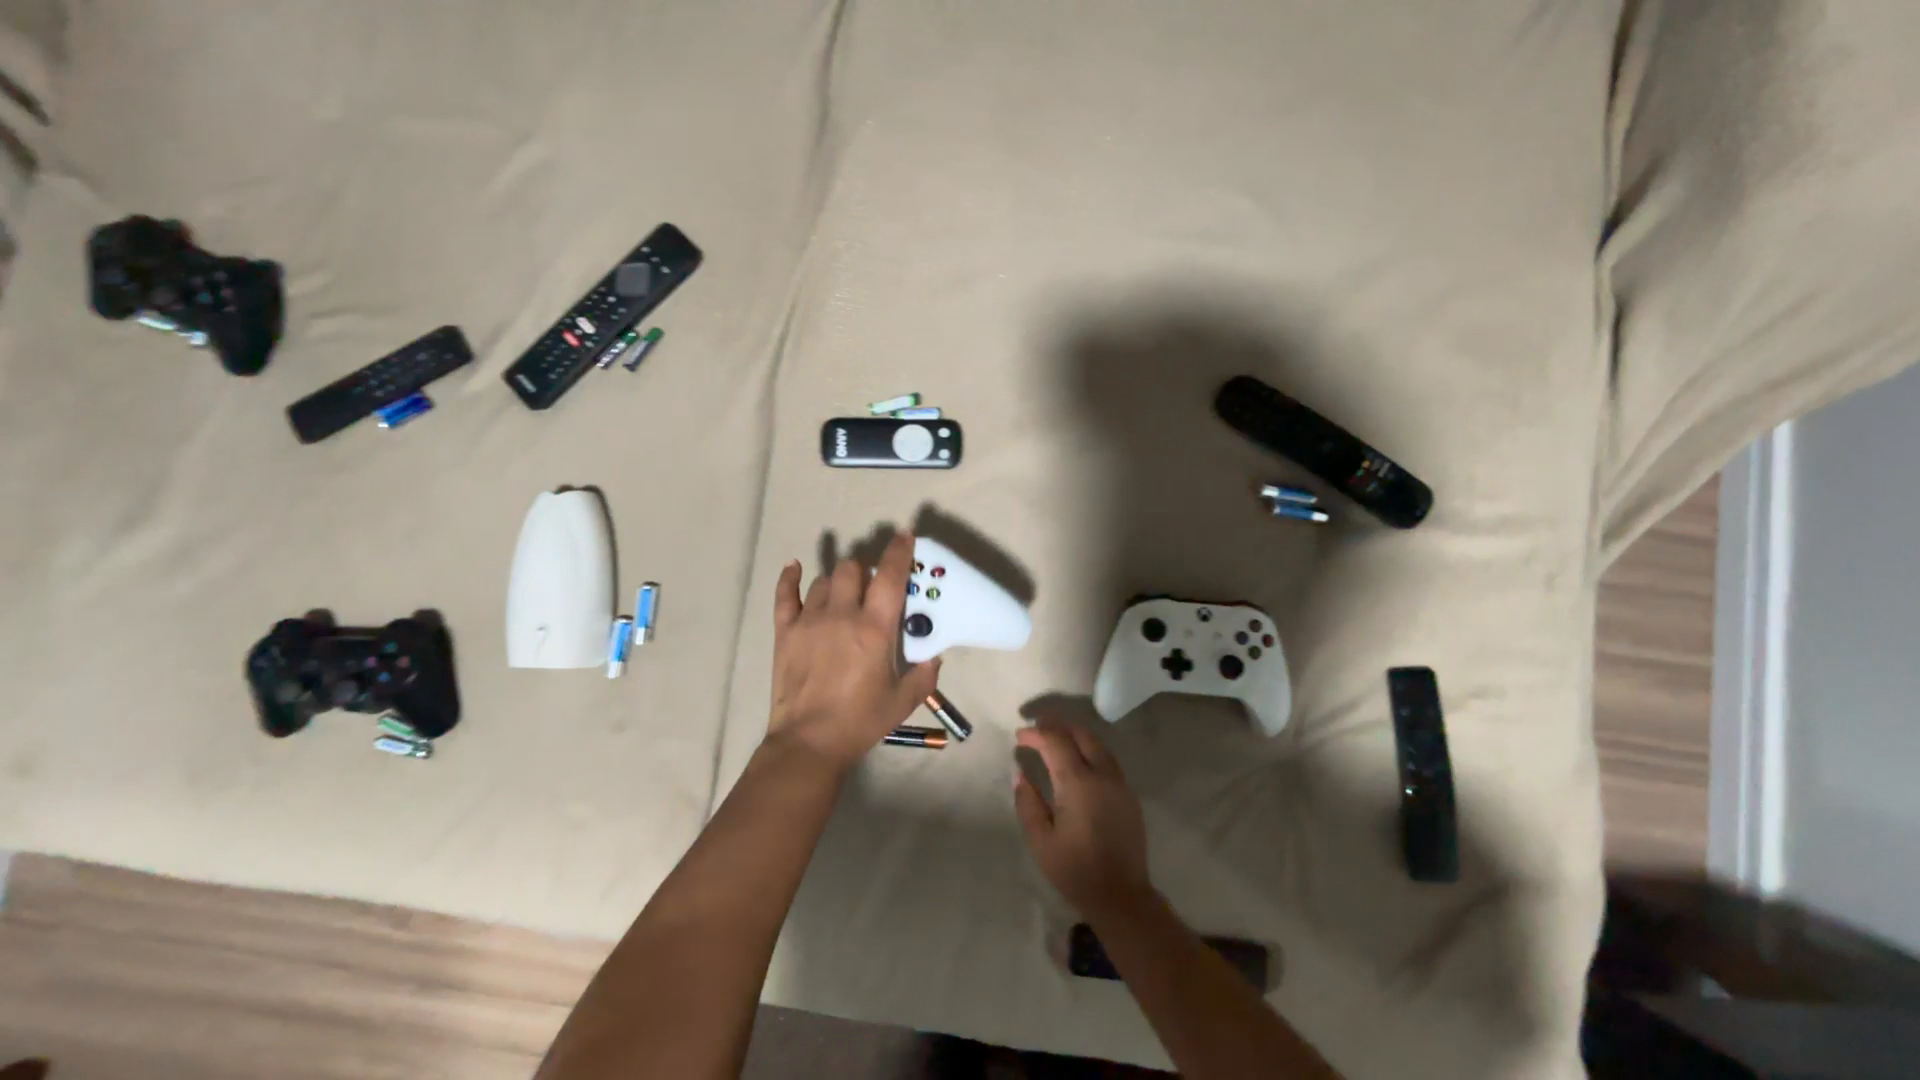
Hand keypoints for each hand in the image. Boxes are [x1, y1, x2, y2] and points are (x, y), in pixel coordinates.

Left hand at [768, 532, 940, 766]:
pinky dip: (789, 578)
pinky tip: (794, 567)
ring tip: (844, 592)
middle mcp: (842, 615)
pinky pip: (784, 594)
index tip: (905, 536)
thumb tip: (935, 656)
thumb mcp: (904, 702)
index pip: (890, 577)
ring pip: (824, 580)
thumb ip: (924, 676)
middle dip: (865, 569)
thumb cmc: (860, 721)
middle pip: (853, 569)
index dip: (899, 552)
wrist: (809, 741)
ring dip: (838, 580)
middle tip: (872, 584)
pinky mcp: (785, 632)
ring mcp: (809, 620)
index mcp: (875, 628)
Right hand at [1012, 716, 1152, 920]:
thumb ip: (1027, 802)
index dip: (1036, 734)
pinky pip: (1108, 760)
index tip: (1020, 736)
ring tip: (1055, 738)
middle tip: (1037, 727)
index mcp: (1078, 783)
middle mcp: (1103, 775)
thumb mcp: (1040, 840)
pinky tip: (1078, 762)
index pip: (1056, 741)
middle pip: (1082, 734)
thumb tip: (1020, 774)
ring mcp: (1120, 784)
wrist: (1121, 895)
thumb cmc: (1075, 870)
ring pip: (1098, 745)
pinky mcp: (1129, 795)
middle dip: (1058, 725)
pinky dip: (1090, 751)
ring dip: (1076, 736)